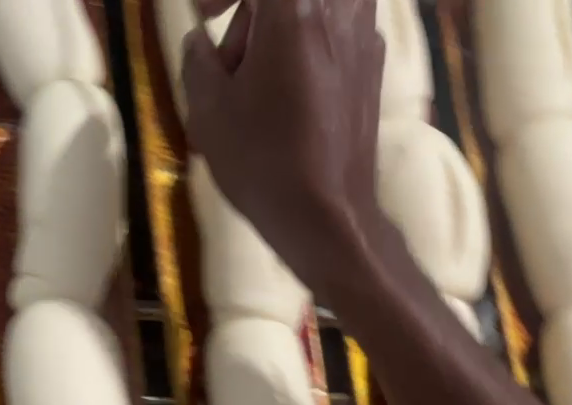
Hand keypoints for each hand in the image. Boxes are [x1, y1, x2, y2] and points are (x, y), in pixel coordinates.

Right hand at [180, 0, 389, 299]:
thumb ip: (198, 59)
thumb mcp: (209, 111)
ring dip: (281, 32)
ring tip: (261, 86)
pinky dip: (307, 50)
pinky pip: (333, 33)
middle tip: (229, 69)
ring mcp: (364, 33)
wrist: (327, 216)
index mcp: (294, 5)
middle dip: (251, 20)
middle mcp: (339, 4)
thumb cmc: (262, 162)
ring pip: (313, 11)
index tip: (207, 14)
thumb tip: (200, 41)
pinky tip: (289, 101)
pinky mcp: (373, 66)